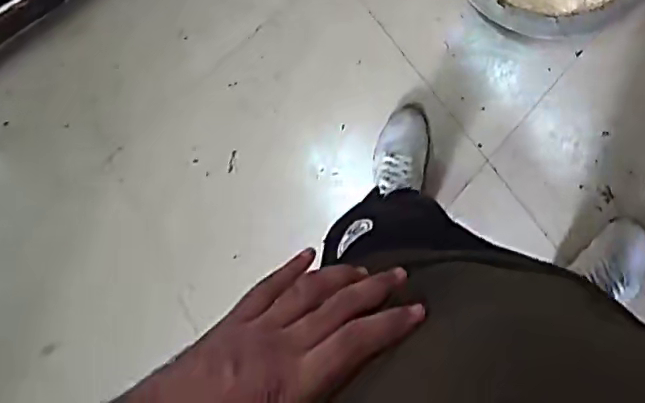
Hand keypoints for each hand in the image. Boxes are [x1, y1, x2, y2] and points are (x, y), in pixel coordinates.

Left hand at [123, 249, 422, 402]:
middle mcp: (276, 346)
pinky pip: (265, 289)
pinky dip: (289, 270)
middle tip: (400, 275)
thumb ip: (315, 400)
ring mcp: (251, 330)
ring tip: (365, 268)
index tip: (416, 311)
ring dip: (340, 276)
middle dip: (375, 290)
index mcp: (289, 382)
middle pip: (338, 307)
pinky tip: (306, 255)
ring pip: (307, 290)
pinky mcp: (228, 325)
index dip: (391, 324)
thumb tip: (345, 384)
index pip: (354, 342)